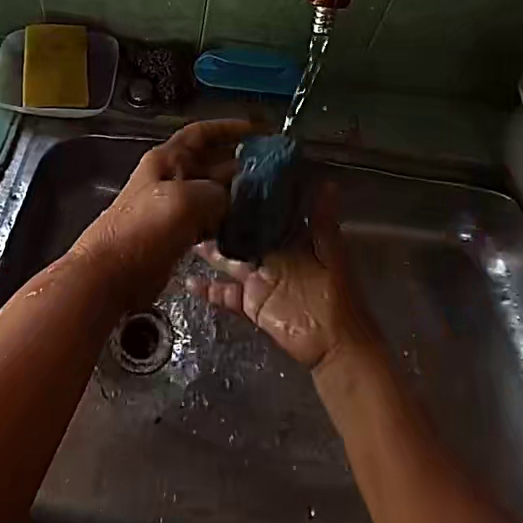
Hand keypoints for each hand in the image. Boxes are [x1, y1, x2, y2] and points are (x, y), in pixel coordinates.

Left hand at [73, 119, 252, 307]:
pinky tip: (250, 224)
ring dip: (238, 195)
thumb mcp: (185, 200)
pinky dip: (229, 220)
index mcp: (167, 160)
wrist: (110, 275)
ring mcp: (175, 207)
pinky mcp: (179, 233)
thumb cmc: (143, 230)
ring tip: (270, 197)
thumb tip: (236, 199)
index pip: (201, 133)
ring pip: (214, 193)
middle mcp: (172, 178)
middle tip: (276, 170)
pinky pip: (210, 219)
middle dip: (241, 164)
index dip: (228, 127)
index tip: (258, 130)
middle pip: (212, 163)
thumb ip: (217, 193)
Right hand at [189, 182, 378, 370]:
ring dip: (211, 250)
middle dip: (225, 222)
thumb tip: (327, 181)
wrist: (334, 342)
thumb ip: (323, 219)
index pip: (269, 214)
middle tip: (197, 204)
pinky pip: (226, 294)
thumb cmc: (336, 294)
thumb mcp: (331, 252)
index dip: (253, 199)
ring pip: (231, 259)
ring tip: (186, 234)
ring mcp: (260, 278)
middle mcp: (273, 254)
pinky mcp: (250, 302)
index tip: (230, 180)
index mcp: (293, 239)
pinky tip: (189, 281)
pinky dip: (208, 289)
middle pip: (245, 235)